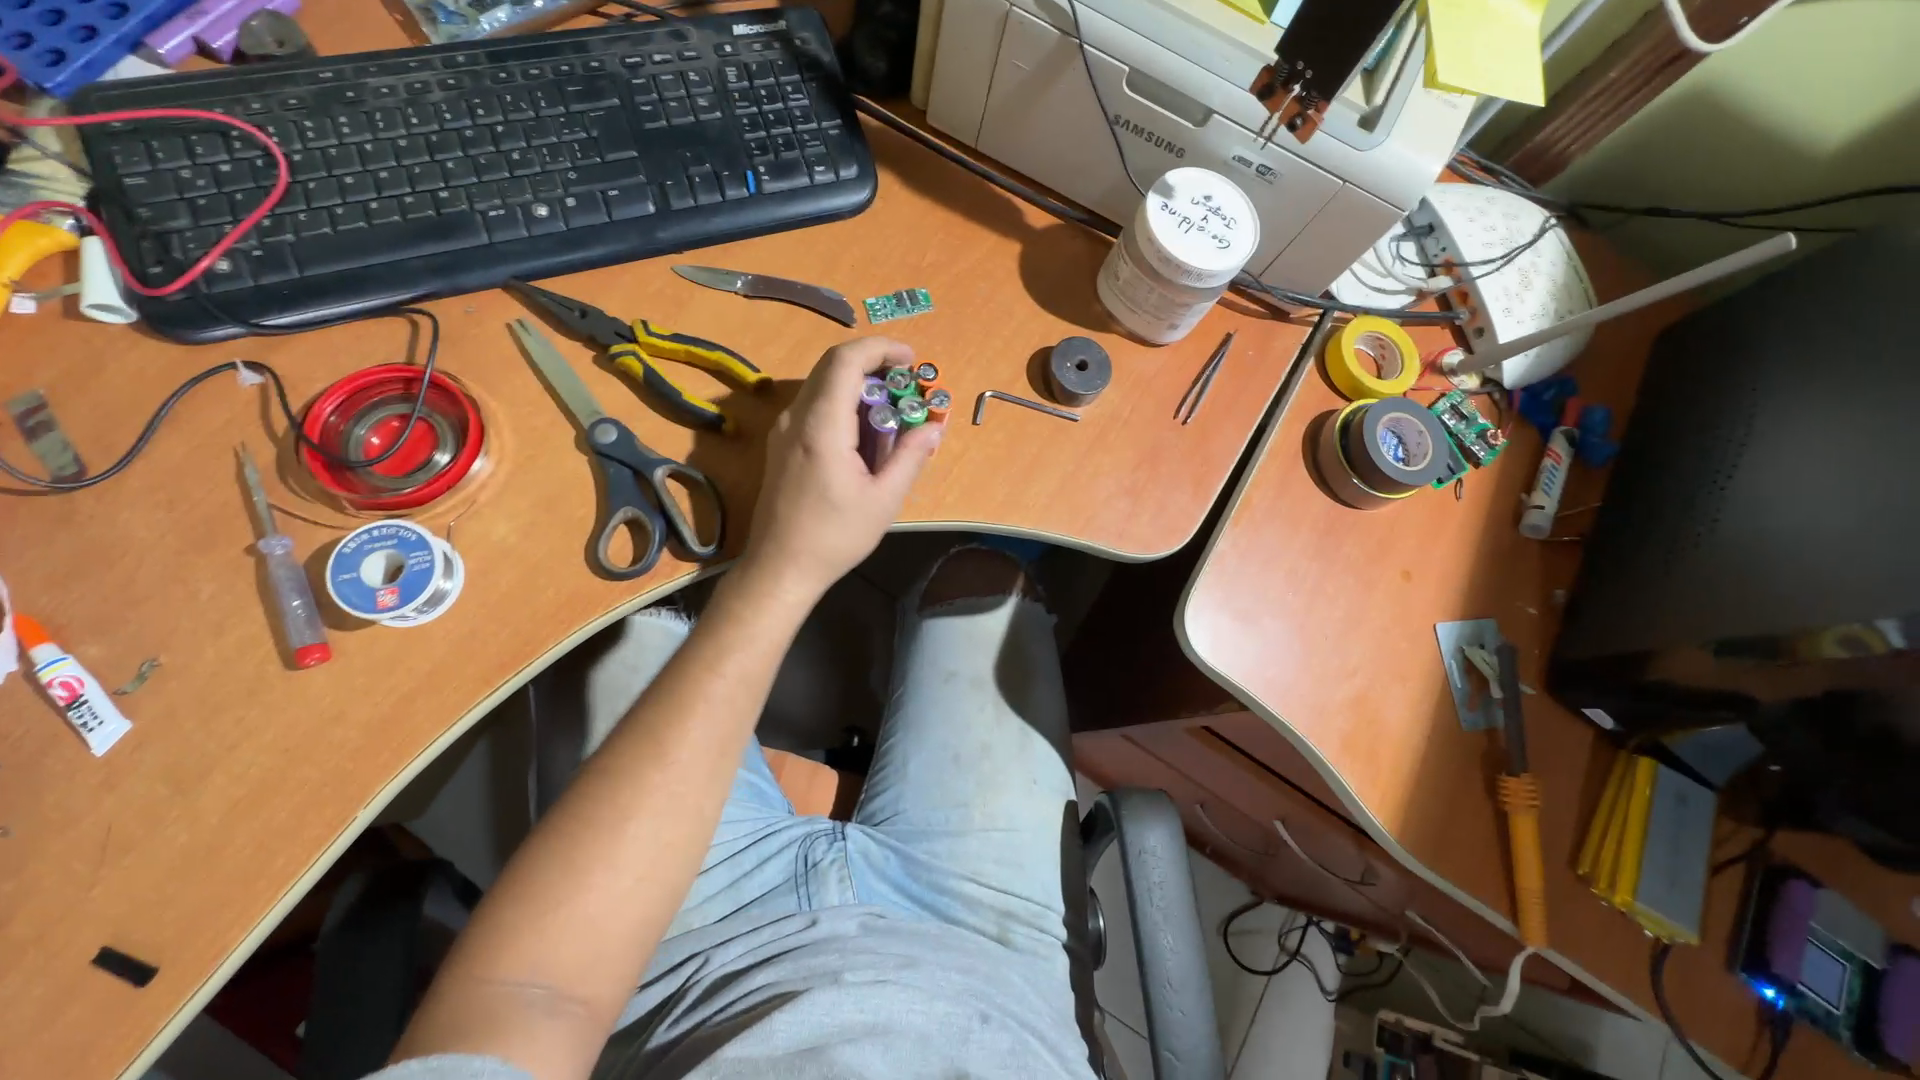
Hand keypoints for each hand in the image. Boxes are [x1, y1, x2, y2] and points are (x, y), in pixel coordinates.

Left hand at [738, 337, 941, 598]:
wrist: (779, 567)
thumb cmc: (834, 537)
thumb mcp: (883, 500)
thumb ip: (910, 457)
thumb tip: (934, 427)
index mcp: (821, 427)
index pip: (846, 361)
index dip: (881, 349)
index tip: (911, 359)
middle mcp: (796, 418)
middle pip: (832, 365)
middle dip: (873, 363)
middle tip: (907, 382)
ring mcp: (783, 430)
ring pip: (822, 384)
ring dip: (858, 385)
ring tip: (892, 409)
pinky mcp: (781, 444)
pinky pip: (814, 405)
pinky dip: (843, 403)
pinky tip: (864, 433)